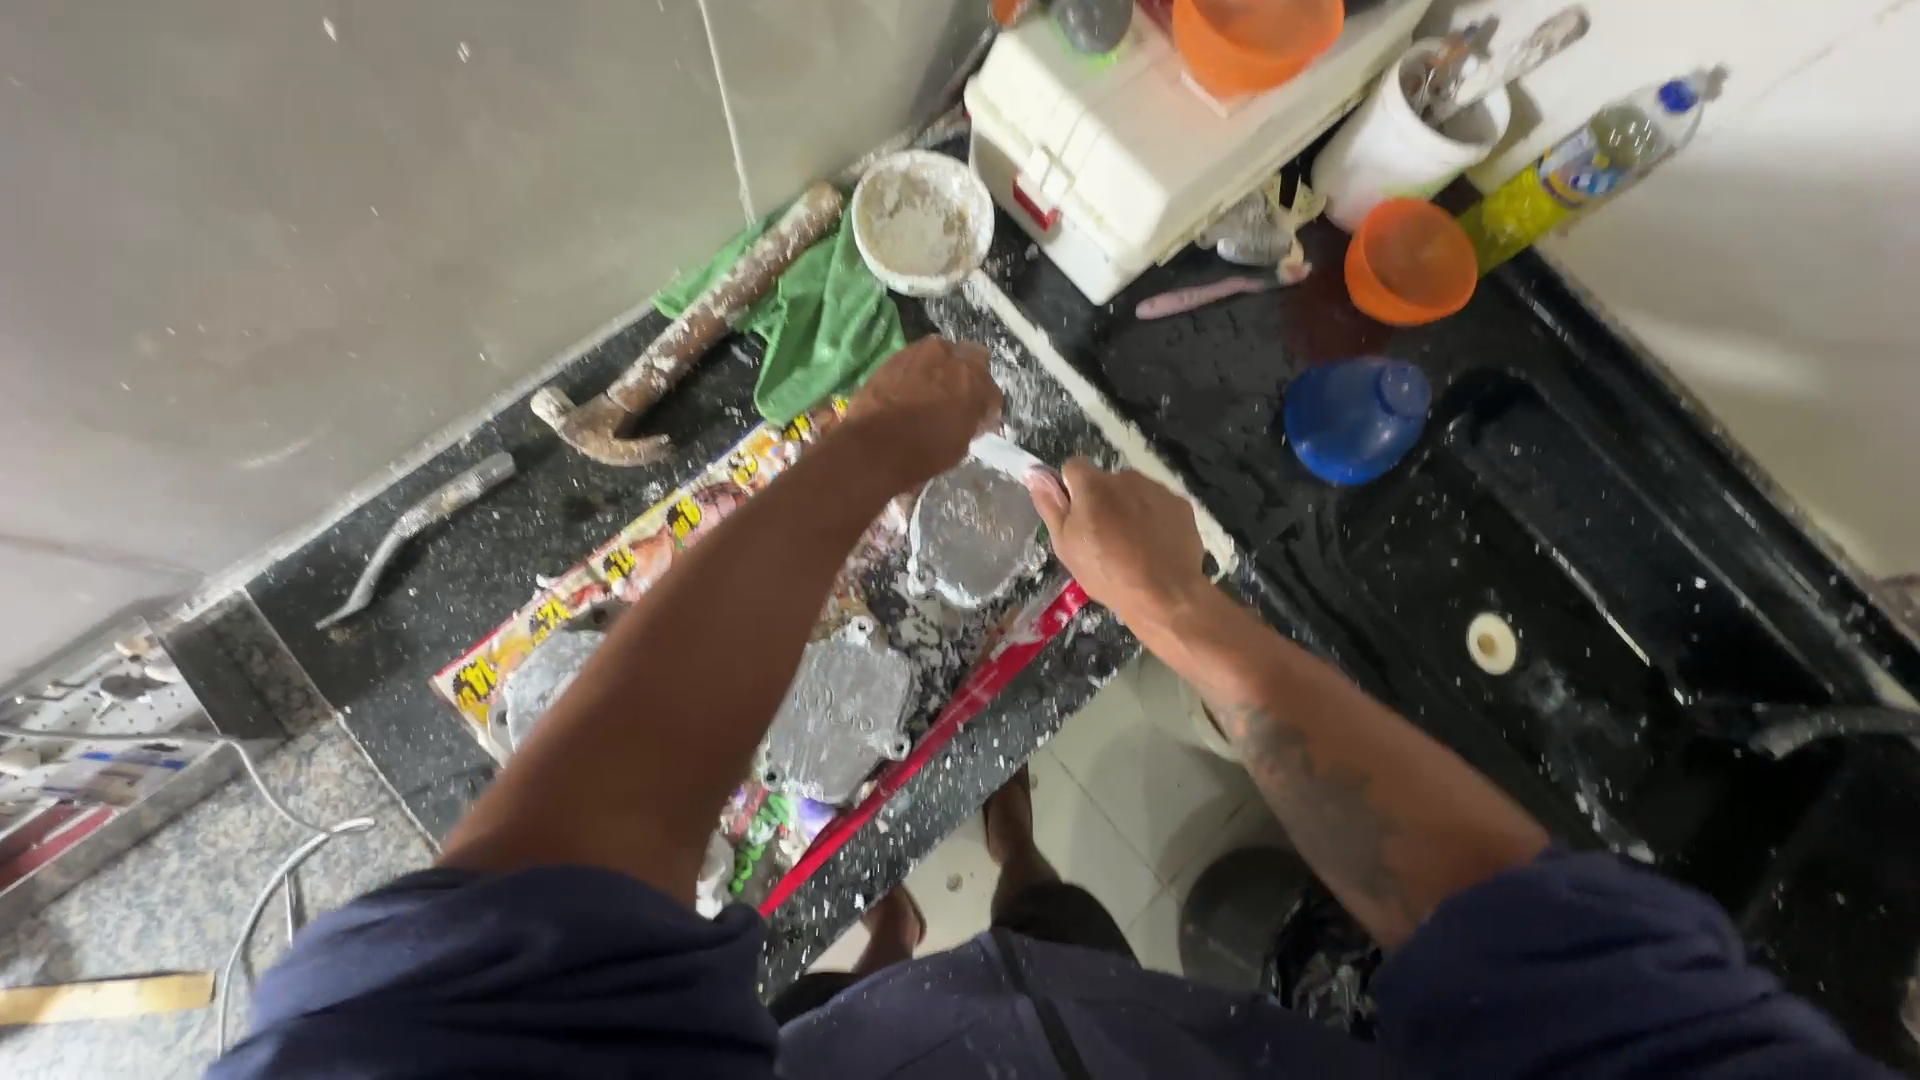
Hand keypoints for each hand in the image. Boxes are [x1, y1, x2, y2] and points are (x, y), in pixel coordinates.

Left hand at [843, 336, 1002, 490]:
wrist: (873, 447)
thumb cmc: (924, 452)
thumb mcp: (960, 444)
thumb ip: (971, 421)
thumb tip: (971, 417)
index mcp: (974, 379)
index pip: (991, 390)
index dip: (986, 407)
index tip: (979, 421)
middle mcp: (950, 356)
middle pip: (969, 359)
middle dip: (967, 377)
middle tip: (958, 400)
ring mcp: (919, 352)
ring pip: (940, 355)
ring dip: (941, 371)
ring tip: (932, 394)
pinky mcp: (894, 357)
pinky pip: (915, 361)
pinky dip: (917, 373)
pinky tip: (910, 392)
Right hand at [1028, 459, 1207, 626]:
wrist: (1163, 593)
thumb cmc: (1106, 571)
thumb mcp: (1065, 544)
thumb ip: (1050, 504)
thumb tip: (1034, 472)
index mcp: (1093, 485)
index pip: (1073, 467)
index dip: (1071, 490)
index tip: (1076, 517)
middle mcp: (1126, 477)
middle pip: (1105, 481)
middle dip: (1102, 501)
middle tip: (1103, 537)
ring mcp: (1157, 489)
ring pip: (1133, 491)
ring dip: (1128, 508)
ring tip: (1131, 544)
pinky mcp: (1180, 504)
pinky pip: (1158, 504)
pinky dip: (1153, 518)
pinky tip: (1153, 545)